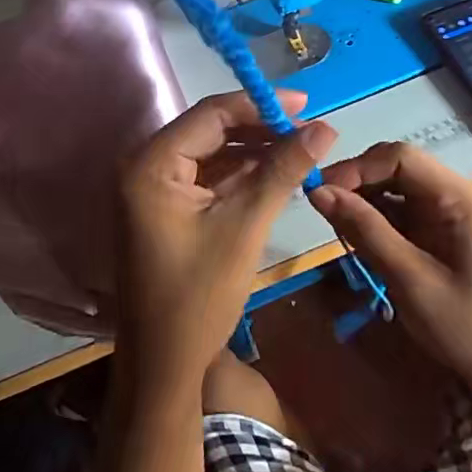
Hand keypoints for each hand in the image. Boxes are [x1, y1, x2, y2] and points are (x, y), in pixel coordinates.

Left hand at [116, 91, 335, 387]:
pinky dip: (242, 173)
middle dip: (261, 127)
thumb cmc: (199, 297)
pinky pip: (209, 176)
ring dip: (255, 150)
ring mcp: (154, 189)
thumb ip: (283, 171)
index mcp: (151, 165)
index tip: (306, 105)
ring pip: (213, 152)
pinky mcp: (167, 209)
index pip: (211, 115)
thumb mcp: (245, 226)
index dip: (260, 105)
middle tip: (309, 128)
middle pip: (211, 130)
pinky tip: (278, 171)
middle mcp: (146, 167)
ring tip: (302, 147)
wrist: (164, 367)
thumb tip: (326, 129)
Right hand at [310, 143, 471, 395]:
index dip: (358, 167)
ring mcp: (451, 211)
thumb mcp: (409, 279)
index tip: (320, 191)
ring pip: (396, 187)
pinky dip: (377, 220)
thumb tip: (319, 193)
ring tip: (334, 224)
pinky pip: (403, 210)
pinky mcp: (442, 230)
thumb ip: (366, 231)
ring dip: (364, 201)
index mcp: (460, 197)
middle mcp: (457, 193)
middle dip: (358, 182)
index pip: (401, 158)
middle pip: (398, 167)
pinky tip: (357, 238)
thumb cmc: (464, 327)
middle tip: (320, 206)